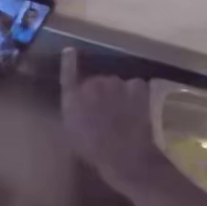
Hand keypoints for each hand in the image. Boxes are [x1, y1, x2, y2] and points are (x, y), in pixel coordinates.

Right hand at [60, 47, 171, 193]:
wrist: (124, 154)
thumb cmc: (93, 149)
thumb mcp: (72, 131)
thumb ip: (73, 109)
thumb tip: (77, 98)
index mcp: (73, 97)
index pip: (68, 74)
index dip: (69, 62)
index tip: (70, 50)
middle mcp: (93, 84)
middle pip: (96, 81)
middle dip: (99, 92)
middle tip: (103, 113)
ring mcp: (117, 83)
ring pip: (116, 84)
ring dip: (117, 94)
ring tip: (120, 114)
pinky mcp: (137, 86)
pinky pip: (134, 85)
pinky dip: (134, 94)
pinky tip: (135, 109)